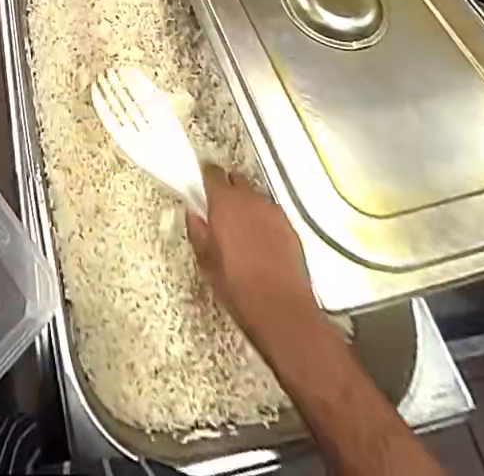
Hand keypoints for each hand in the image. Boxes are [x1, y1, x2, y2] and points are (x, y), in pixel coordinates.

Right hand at [185, 165, 320, 344]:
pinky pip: (271, 213)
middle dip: (227, 189)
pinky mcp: (289, 227)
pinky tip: (259, 242)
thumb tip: (194, 217)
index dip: (206, 176)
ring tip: (238, 230)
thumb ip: (198, 231)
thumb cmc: (241, 288)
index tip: (203, 181)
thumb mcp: (207, 261)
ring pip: (254, 197)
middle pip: (236, 180)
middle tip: (218, 207)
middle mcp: (250, 201)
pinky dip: (263, 220)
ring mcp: (273, 212)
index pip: (213, 174)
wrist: (280, 309)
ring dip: (246, 205)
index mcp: (225, 203)